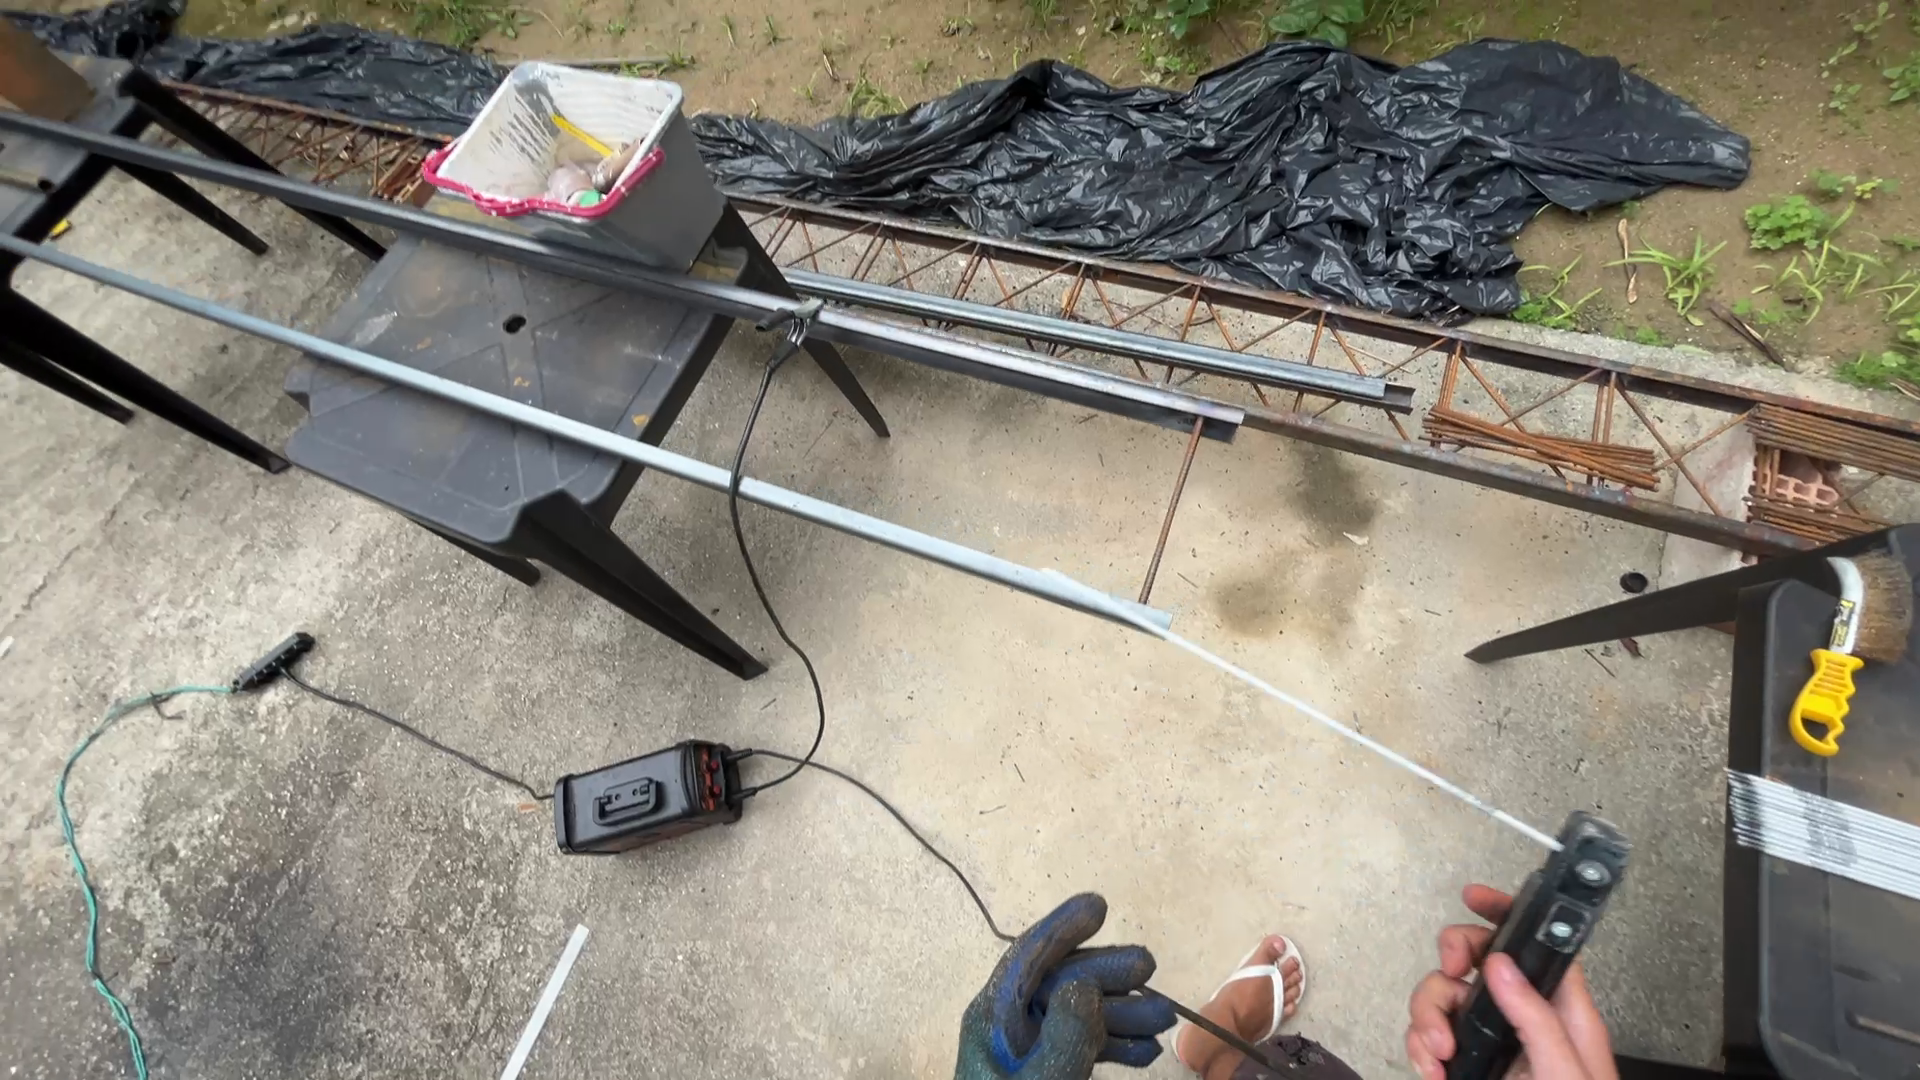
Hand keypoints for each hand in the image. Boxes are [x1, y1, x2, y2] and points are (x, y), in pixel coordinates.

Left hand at [954, 893, 1176, 1079]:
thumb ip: (1064, 1039)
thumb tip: (1084, 985)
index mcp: (993, 1017)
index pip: (1030, 956)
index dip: (1064, 926)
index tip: (1100, 906)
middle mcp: (1007, 1026)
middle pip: (1060, 982)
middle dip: (1105, 973)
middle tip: (1151, 968)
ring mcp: (1025, 1054)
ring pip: (1076, 1015)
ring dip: (1119, 1013)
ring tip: (1164, 1020)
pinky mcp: (1043, 1077)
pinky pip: (1079, 1048)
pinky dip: (1111, 1047)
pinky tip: (1146, 1056)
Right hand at [1405, 885, 1616, 1079]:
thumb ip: (1538, 1022)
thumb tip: (1502, 964)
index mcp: (1561, 1016)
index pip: (1536, 947)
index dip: (1505, 913)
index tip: (1473, 897)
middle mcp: (1520, 1018)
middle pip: (1475, 959)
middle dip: (1450, 959)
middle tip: (1450, 973)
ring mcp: (1488, 1039)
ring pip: (1441, 992)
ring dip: (1427, 1014)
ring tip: (1436, 1051)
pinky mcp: (1462, 1060)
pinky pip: (1425, 1031)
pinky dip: (1418, 1045)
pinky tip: (1430, 1067)